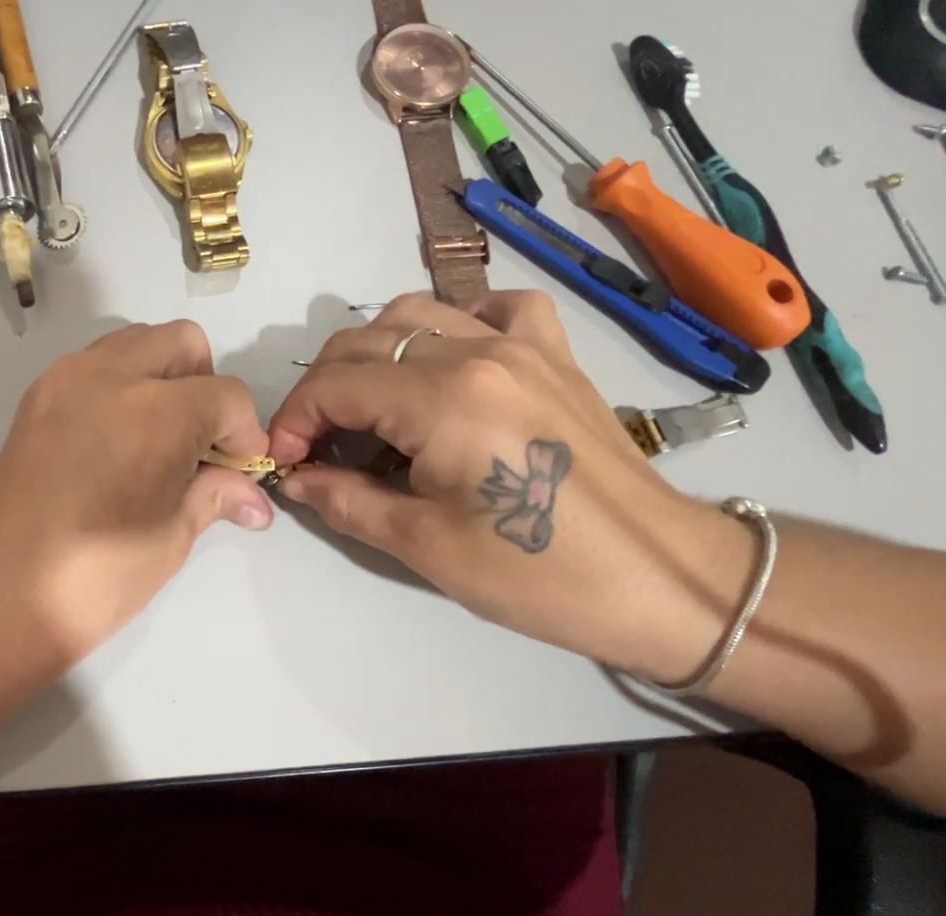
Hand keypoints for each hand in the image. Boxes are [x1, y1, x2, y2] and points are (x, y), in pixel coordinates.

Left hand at [0, 321, 272, 661]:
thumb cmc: (97, 577)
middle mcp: (109, 377)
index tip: (240, 468)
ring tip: (158, 440)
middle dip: (204, 385)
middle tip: (200, 443)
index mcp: (155, 413)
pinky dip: (118, 385)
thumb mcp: (170, 537)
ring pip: (133, 343)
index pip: (226, 396)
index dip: (244, 432)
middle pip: (181, 343)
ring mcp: (64, 381)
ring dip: (160, 377)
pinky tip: (118, 442)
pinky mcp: (36, 398)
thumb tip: (253, 497)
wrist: (1, 596)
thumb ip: (214, 495)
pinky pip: (92, 366)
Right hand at [269, 292, 754, 681]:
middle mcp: (479, 352)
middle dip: (321, 390)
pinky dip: (454, 324)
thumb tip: (296, 478)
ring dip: (373, 354)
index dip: (294, 418)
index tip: (285, 459)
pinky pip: (493, 308)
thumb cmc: (535, 572)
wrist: (660, 577)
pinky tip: (446, 363)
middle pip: (366, 341)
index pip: (336, 383)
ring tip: (367, 408)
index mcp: (445, 400)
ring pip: (418, 313)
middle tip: (315, 444)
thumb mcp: (422, 546)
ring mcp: (523, 345)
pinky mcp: (555, 355)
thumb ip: (346, 500)